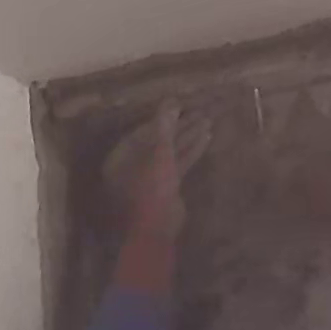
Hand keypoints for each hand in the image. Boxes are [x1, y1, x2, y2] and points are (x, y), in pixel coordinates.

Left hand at [103, 101, 211, 238]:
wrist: (158, 227)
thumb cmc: (152, 187)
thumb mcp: (159, 154)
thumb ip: (165, 127)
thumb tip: (170, 102)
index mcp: (122, 157)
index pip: (144, 131)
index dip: (163, 119)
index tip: (181, 106)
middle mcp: (133, 164)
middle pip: (158, 140)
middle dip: (180, 127)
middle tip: (199, 112)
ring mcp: (150, 176)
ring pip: (170, 151)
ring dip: (188, 137)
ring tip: (208, 122)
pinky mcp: (165, 186)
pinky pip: (178, 163)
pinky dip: (191, 151)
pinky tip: (206, 139)